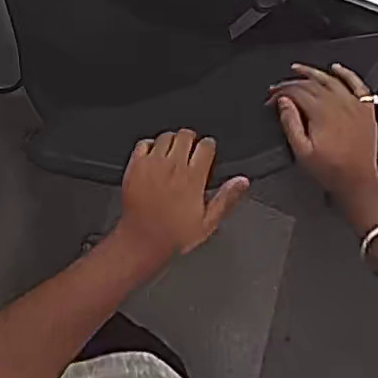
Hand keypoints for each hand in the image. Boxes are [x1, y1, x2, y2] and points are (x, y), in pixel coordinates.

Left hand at [116, 128, 250, 260]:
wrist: (141, 241)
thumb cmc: (173, 235)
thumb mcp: (207, 222)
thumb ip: (227, 198)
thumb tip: (242, 182)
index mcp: (193, 178)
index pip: (206, 145)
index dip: (209, 146)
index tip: (207, 151)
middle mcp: (173, 167)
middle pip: (186, 135)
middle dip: (191, 139)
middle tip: (190, 149)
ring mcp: (152, 165)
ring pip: (165, 136)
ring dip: (171, 141)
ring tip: (173, 152)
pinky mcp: (135, 166)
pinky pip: (143, 143)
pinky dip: (149, 145)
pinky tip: (153, 156)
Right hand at [268, 63, 377, 215]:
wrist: (357, 182)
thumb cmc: (330, 170)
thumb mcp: (301, 151)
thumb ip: (290, 123)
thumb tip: (283, 102)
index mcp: (322, 112)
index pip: (297, 92)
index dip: (281, 92)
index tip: (272, 97)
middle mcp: (339, 104)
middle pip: (312, 84)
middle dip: (292, 83)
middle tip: (279, 87)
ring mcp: (354, 105)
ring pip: (331, 79)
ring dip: (313, 72)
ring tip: (299, 69)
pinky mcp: (365, 109)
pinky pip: (357, 84)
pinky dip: (346, 73)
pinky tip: (336, 68)